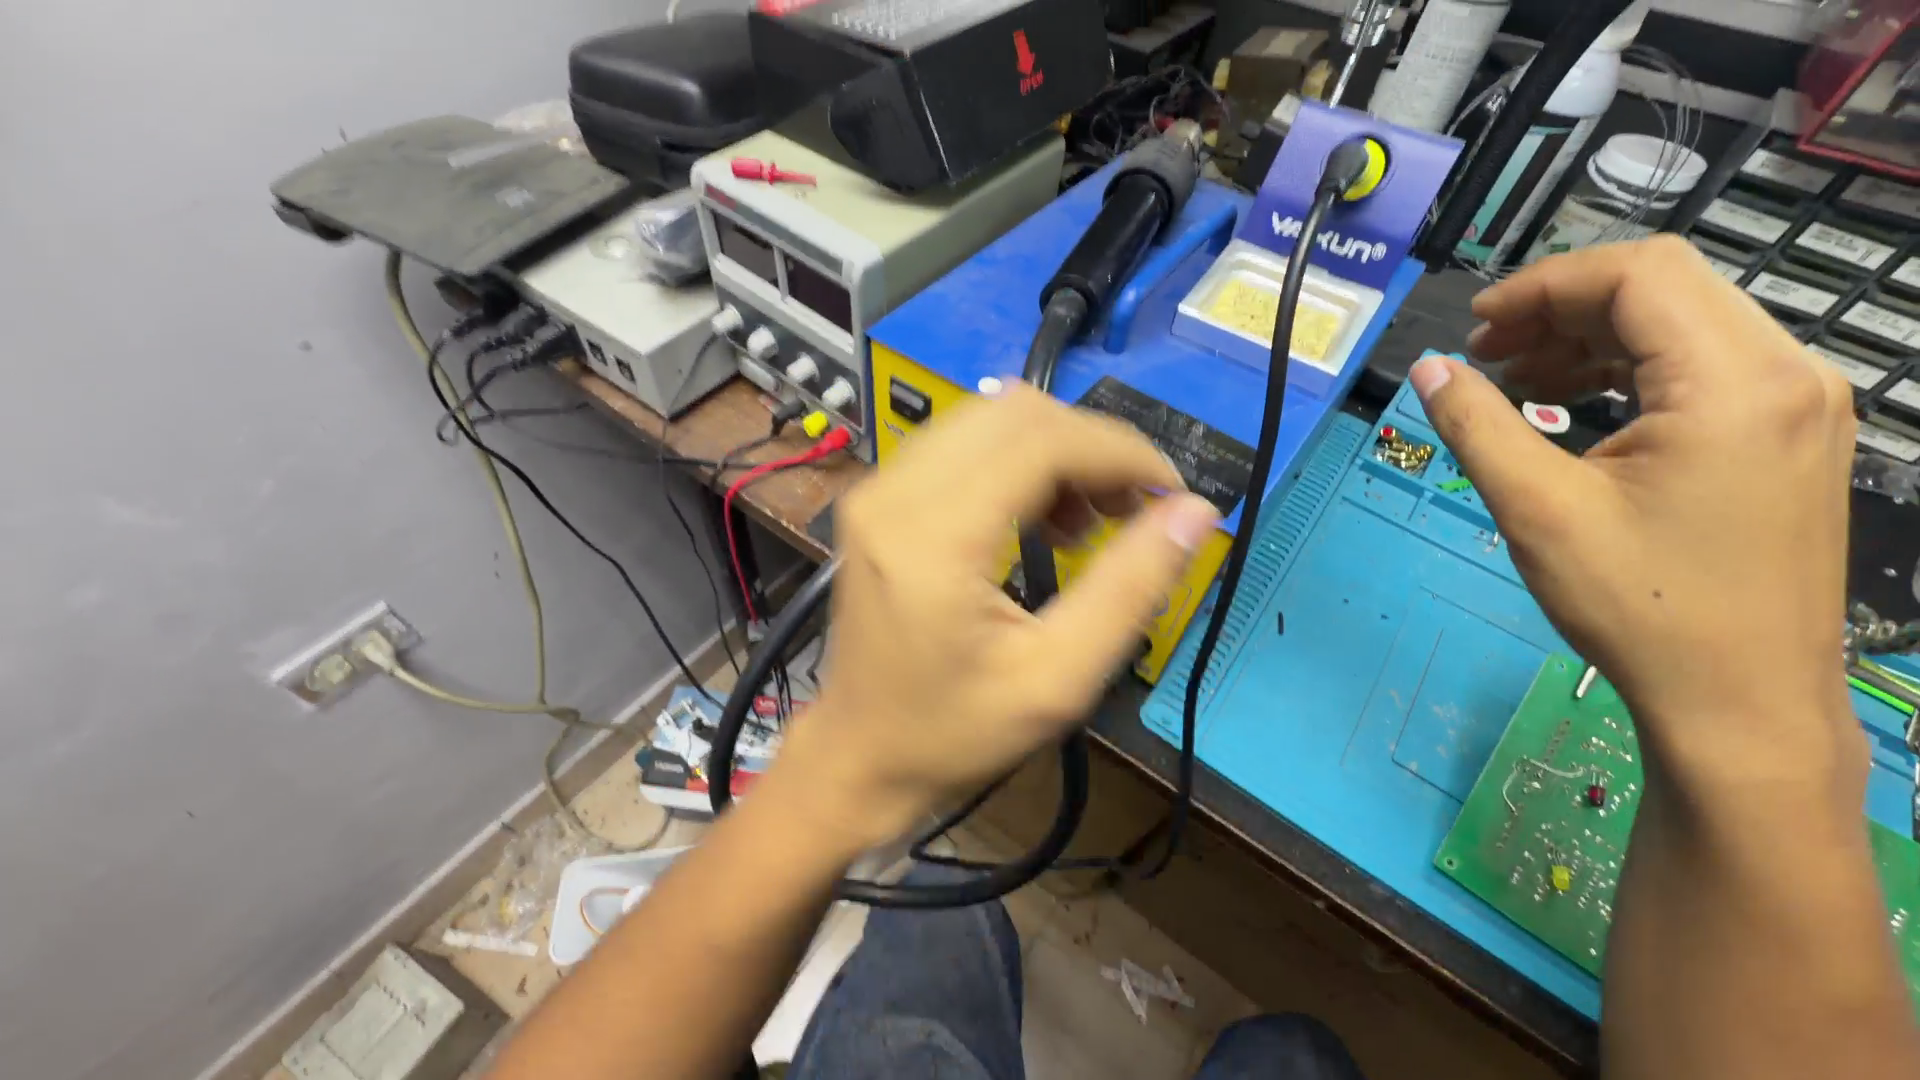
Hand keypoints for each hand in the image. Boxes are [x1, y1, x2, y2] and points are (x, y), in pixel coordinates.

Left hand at [774, 385, 1220, 851]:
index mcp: (934, 538)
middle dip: (1093, 448)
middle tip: (1132, 511)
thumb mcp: (1058, 679)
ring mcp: (879, 488)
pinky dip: (1019, 463)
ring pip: (991, 419)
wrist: (861, 753)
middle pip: (1017, 415)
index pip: (1042, 440)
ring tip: (1088, 523)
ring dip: (1058, 452)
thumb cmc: (955, 731)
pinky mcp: (880, 497)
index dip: (1121, 452)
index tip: (1169, 495)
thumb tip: (1195, 513)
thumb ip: (1130, 589)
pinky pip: (963, 443)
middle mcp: (895, 492)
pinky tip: (1042, 519)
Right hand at [1412, 237, 1858, 783]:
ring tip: (1516, 380)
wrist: (1740, 699)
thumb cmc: (1639, 604)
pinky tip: (1573, 406)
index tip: (1474, 327)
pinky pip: (1702, 369)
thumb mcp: (1538, 510)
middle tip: (1483, 356)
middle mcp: (1785, 373)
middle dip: (1561, 310)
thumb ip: (1477, 425)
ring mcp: (1797, 405)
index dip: (1543, 285)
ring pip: (1683, 326)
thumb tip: (1429, 369)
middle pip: (1664, 291)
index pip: (1639, 274)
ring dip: (1590, 339)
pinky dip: (1627, 371)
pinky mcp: (1787, 436)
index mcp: (1734, 381)